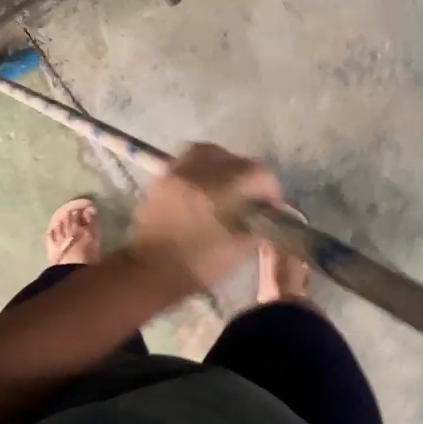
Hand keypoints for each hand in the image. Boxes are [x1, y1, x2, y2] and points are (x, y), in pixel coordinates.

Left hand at [131, 143, 282, 289]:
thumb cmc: (197, 267)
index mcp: (215, 193)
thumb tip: (269, 213)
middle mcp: (194, 175)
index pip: (255, 172)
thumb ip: (257, 226)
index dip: (271, 187)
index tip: (273, 204)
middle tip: (253, 193)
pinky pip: (186, 160)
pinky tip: (207, 186)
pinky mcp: (161, 178)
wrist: (150, 271)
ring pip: (206, 152)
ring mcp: (174, 173)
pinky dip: (202, 167)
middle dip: (248, 172)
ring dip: (223, 163)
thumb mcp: (237, 250)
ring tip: (230, 184)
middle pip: (231, 158)